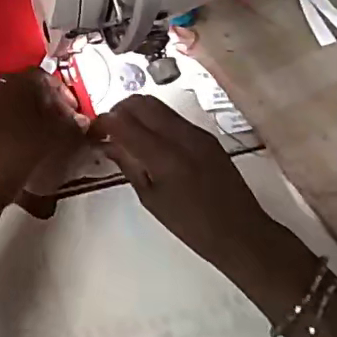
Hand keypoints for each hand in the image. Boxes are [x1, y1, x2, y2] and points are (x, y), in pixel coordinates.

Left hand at [0, 69, 87, 212]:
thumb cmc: (36, 141)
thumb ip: (76, 125)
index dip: (66, 96)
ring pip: (19, 102)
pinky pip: (8, 115)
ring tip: (47, 133)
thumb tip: (81, 122)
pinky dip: (19, 123)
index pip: (51, 80)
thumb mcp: (66, 133)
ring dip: (33, 114)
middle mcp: (8, 82)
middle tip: (63, 121)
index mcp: (28, 78)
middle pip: (33, 90)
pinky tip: (29, 140)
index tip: (75, 113)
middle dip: (49, 104)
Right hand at [94, 95, 271, 273]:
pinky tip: (151, 142)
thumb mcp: (151, 199)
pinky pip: (172, 116)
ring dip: (136, 113)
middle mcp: (180, 136)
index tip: (93, 134)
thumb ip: (128, 164)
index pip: (122, 121)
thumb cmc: (192, 226)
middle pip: (139, 102)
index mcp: (164, 156)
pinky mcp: (206, 135)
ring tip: (128, 135)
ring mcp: (196, 132)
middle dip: (118, 110)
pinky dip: (154, 120)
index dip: (102, 122)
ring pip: (156, 104)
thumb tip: (107, 144)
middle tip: (108, 131)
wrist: (243, 234)